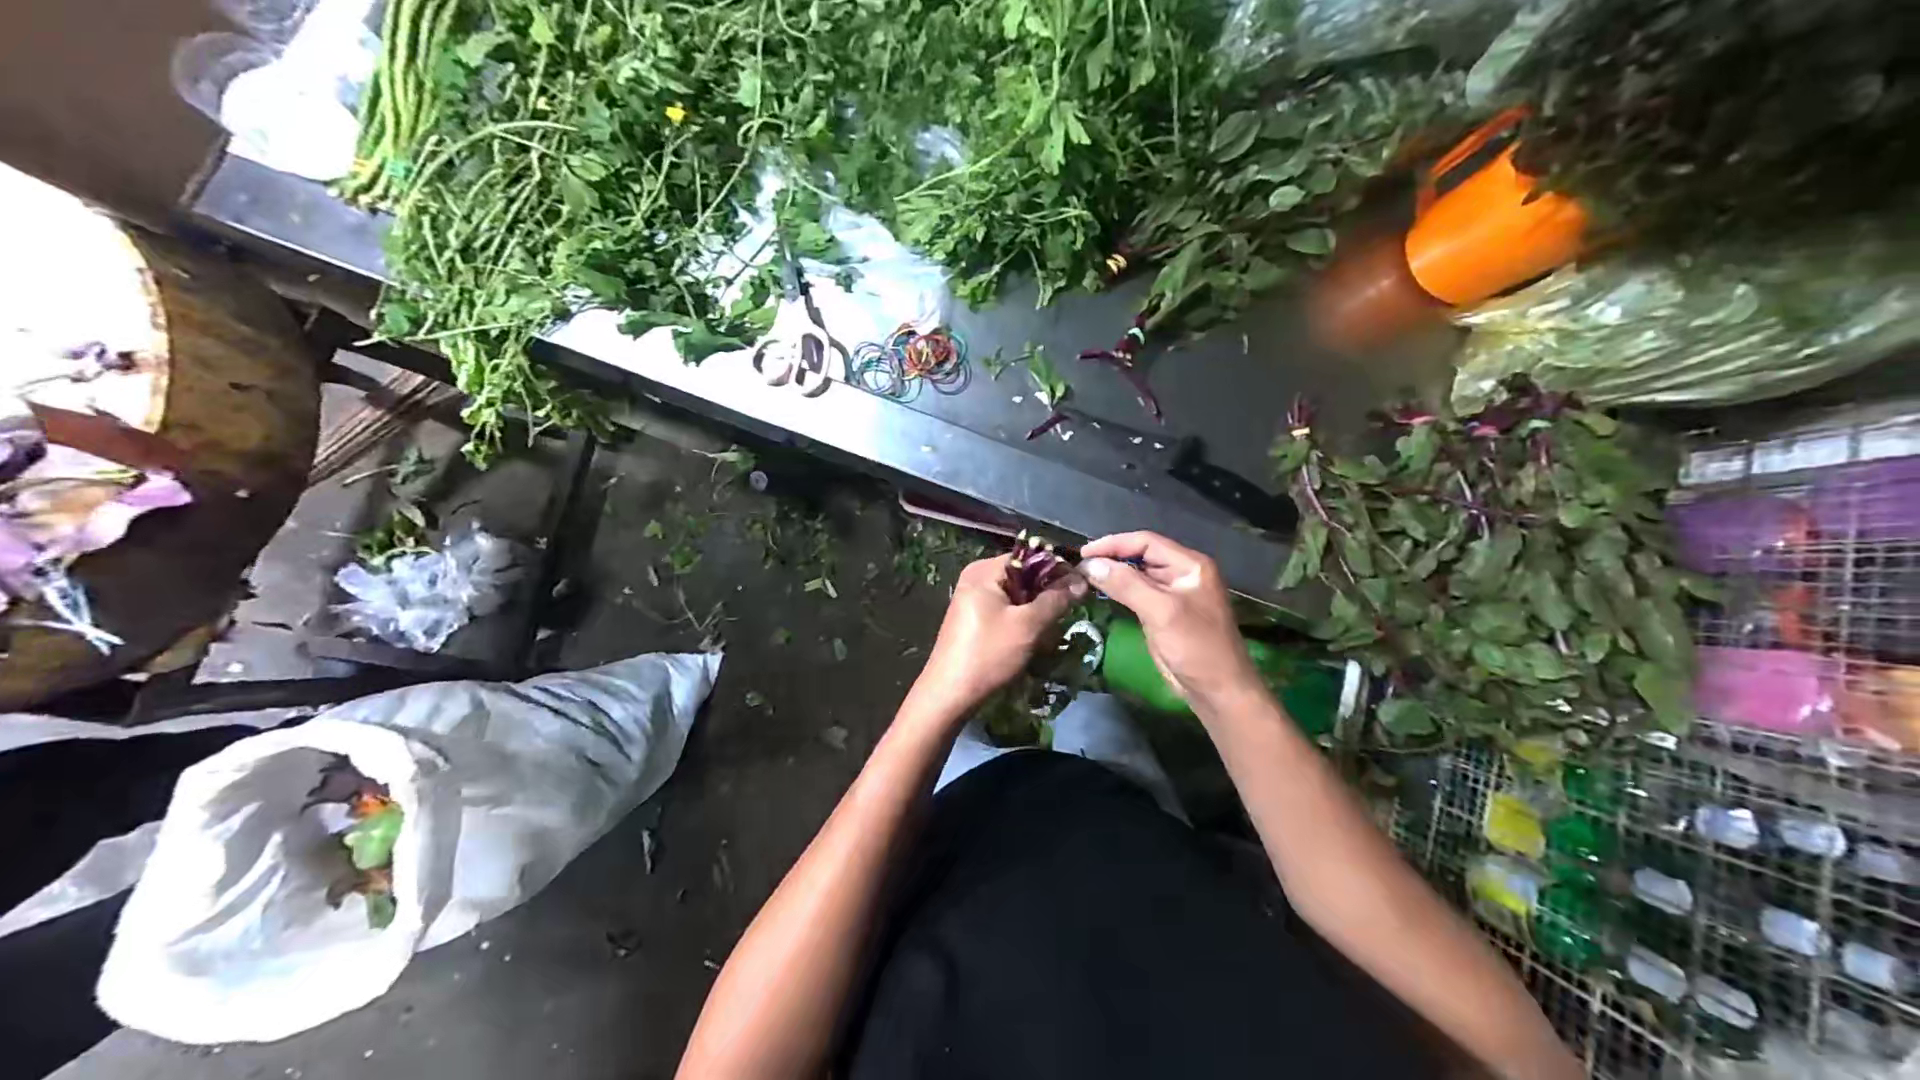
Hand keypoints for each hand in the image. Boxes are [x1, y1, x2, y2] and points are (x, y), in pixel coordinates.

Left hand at [915, 555, 1084, 712]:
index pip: (1030, 556)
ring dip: (1037, 609)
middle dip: (1047, 592)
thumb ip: (1056, 600)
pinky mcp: (973, 619)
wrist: (949, 694)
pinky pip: (1005, 609)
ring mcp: (972, 599)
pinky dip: (1022, 619)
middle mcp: (976, 578)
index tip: (1081, 586)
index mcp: (984, 570)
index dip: (1057, 569)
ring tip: (1054, 627)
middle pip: (1023, 575)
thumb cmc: (988, 654)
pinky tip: (1034, 637)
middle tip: (1070, 609)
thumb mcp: (1028, 626)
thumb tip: (1082, 581)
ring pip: (1017, 595)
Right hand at [1080, 531, 1260, 714]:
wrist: (1218, 690)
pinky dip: (1118, 590)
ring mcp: (1173, 594)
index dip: (1113, 544)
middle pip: (1141, 555)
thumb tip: (1090, 564)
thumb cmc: (1196, 647)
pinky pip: (1137, 593)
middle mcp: (1182, 573)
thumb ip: (1126, 584)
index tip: (1083, 554)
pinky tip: (1100, 592)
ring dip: (1112, 574)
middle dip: (1111, 557)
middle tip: (1080, 567)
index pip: (1146, 542)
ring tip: (1084, 576)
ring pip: (1137, 574)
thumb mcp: (1161, 611)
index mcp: (1190, 565)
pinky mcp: (1163, 613)